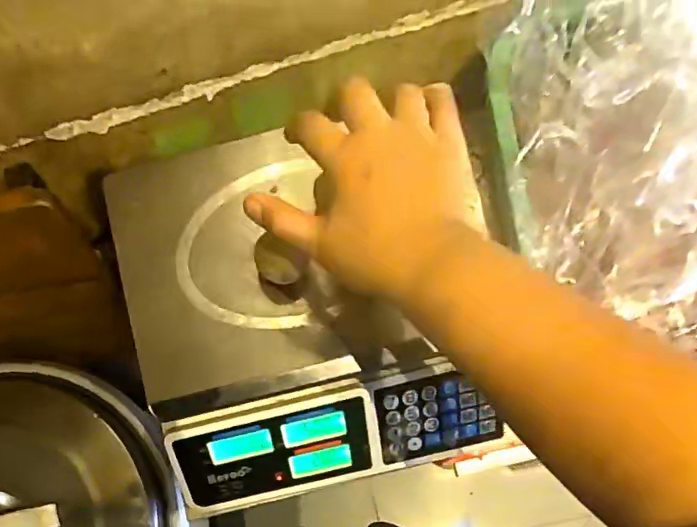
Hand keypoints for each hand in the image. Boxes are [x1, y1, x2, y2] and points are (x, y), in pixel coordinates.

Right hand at [244, 77, 483, 302]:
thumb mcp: (322, 246)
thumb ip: (285, 222)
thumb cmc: (376, 259)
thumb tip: (248, 202)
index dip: (298, 127)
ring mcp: (416, 134)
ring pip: (401, 92)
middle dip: (343, 101)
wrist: (435, 263)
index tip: (296, 137)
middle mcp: (377, 134)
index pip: (311, 126)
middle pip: (354, 92)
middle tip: (345, 120)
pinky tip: (430, 105)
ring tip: (391, 116)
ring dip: (392, 99)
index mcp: (343, 158)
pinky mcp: (449, 143)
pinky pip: (443, 102)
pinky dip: (435, 98)